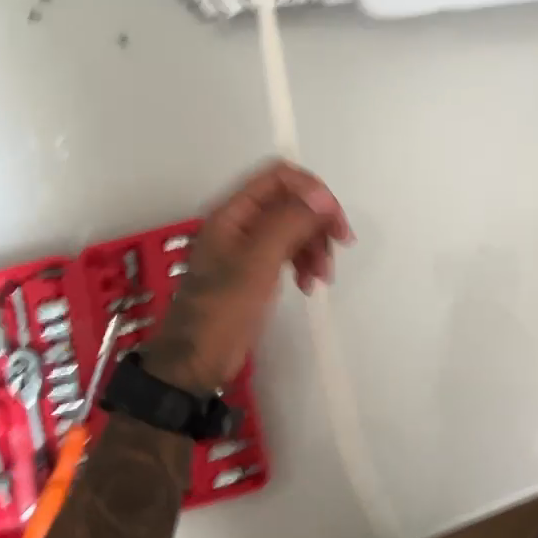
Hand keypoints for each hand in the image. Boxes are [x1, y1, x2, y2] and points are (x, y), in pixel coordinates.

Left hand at [138, 160, 352, 392]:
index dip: (311, 190)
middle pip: (291, 202)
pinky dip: (305, 263)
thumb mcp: (258, 262)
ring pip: (294, 228)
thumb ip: (289, 222)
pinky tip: (309, 285)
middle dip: (317, 221)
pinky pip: (288, 252)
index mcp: (233, 212)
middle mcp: (241, 222)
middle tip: (340, 244)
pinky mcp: (256, 270)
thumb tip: (322, 196)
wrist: (196, 361)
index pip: (279, 177)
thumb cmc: (222, 308)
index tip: (333, 218)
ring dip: (315, 246)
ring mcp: (248, 247)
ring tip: (322, 277)